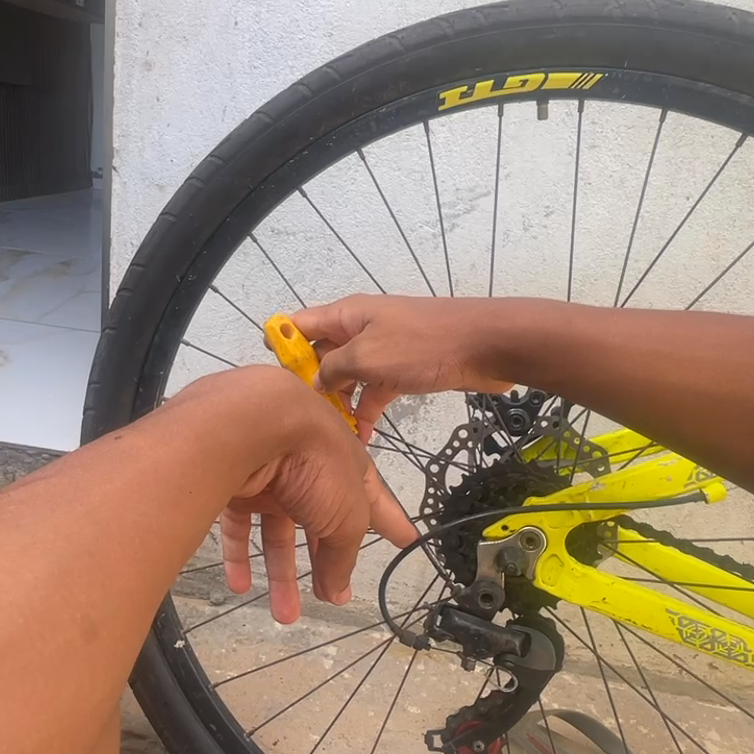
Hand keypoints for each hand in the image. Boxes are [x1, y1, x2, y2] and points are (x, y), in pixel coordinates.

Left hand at [194, 368, 417, 623]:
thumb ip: (342, 557)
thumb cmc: (315, 462)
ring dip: (281, 574)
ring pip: (276, 531)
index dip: (391, 523)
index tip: (406, 539)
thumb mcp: (345, 516)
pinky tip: (241, 585)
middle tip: (332, 598)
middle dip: (326, 564)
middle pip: (321, 525)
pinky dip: (240, 556)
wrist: (252, 424)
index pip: (375, 502)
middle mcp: (311, 472)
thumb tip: (337, 592)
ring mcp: (271, 478)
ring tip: (284, 614)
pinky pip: (239, 525)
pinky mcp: (237, 484)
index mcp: (347, 469)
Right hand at [289, 295, 513, 438]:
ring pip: (346, 376)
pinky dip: (366, 410)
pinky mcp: (402, 369)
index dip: (279, 345)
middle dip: (307, 383)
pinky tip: (362, 437)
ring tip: (329, 434)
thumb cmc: (423, 345)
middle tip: (298, 418)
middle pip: (320, 354)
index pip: (299, 324)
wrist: (485, 345)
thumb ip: (332, 368)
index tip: (268, 378)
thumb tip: (314, 383)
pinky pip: (374, 390)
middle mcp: (359, 329)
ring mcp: (381, 350)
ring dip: (338, 403)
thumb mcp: (367, 355)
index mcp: (346, 316)